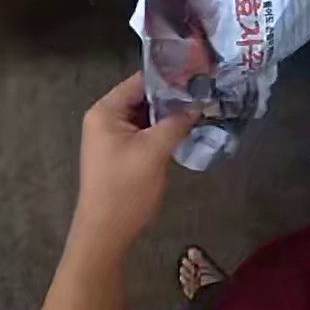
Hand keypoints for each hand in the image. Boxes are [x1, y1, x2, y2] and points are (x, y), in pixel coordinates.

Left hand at [71, 74, 195, 257]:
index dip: (169, 77)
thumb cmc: (126, 188)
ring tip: (200, 109)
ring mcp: (111, 137)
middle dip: (172, 97)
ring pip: (145, 115)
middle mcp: (105, 118)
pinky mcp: (120, 153)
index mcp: (106, 111)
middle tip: (204, 93)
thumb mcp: (155, 151)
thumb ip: (177, 122)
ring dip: (169, 115)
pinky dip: (162, 130)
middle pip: (143, 97)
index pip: (140, 81)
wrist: (105, 234)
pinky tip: (185, 130)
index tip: (198, 75)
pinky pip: (144, 132)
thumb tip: (197, 105)